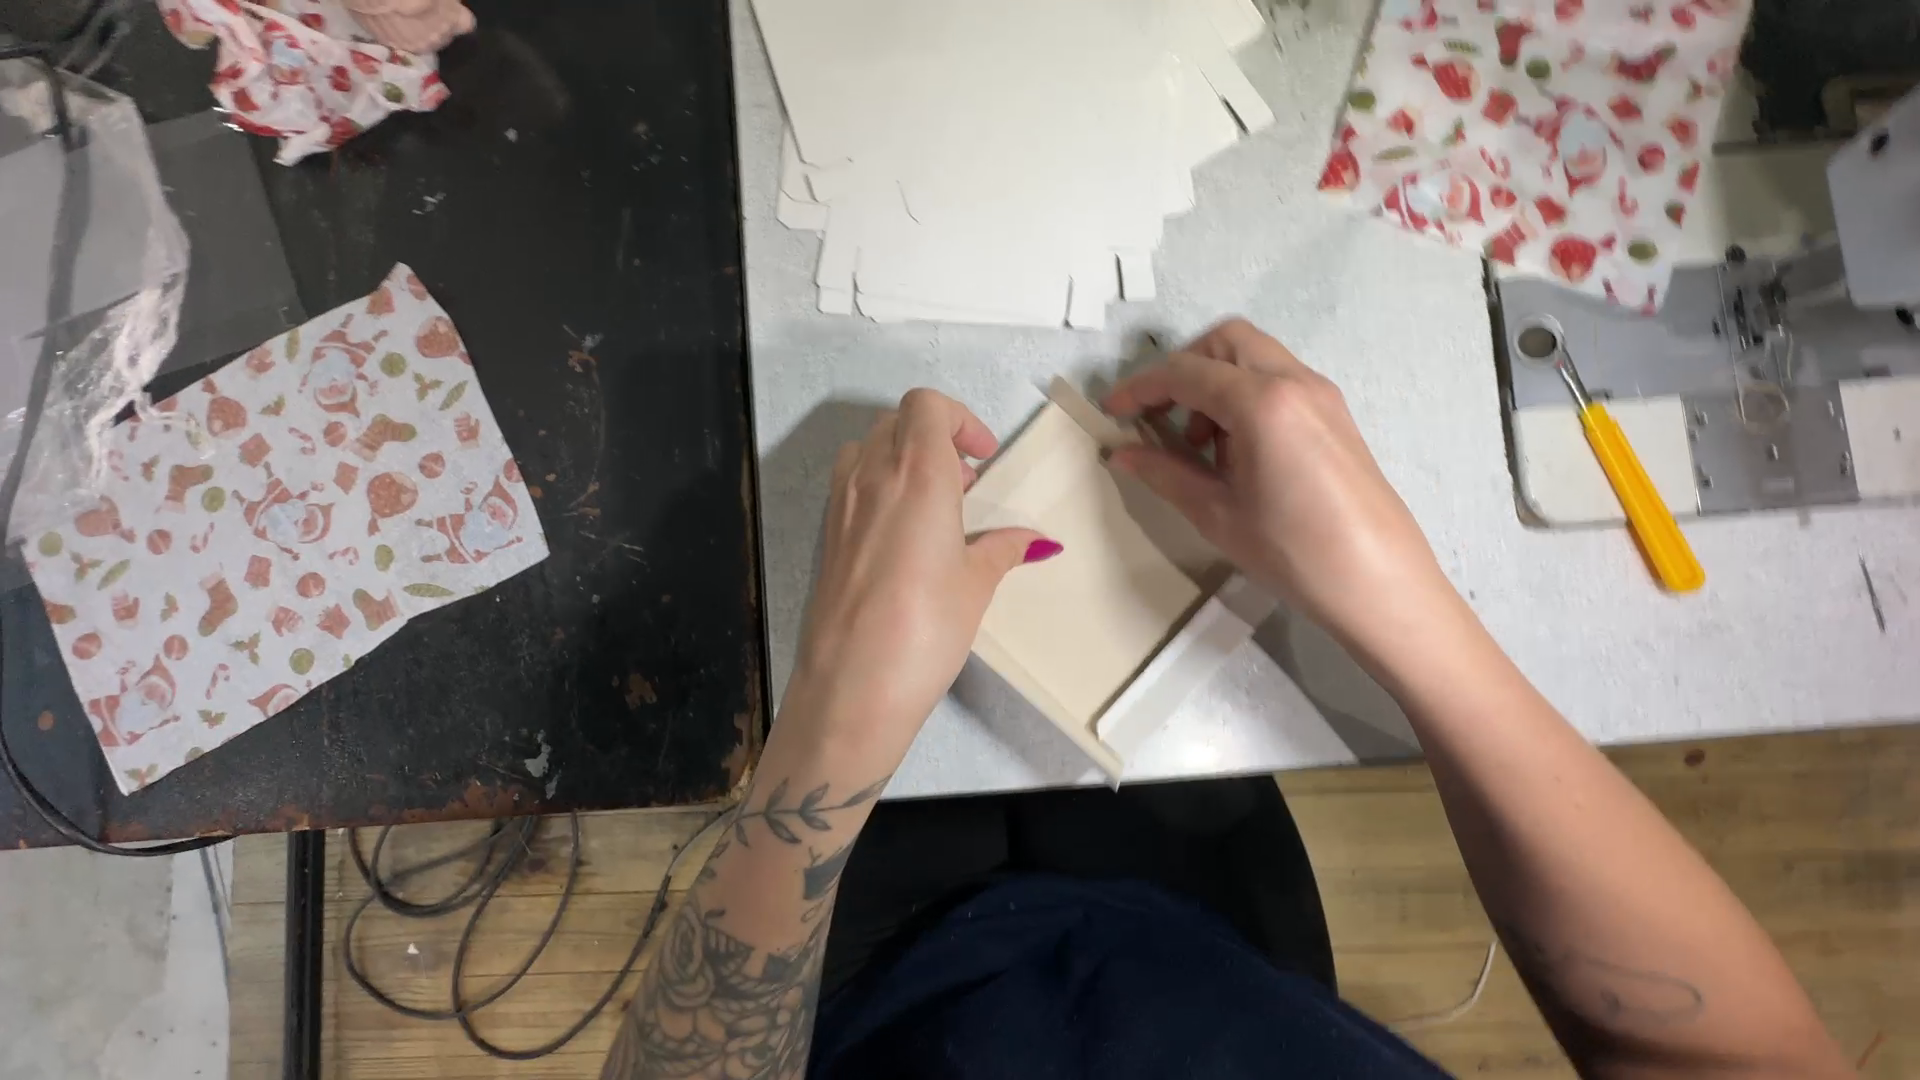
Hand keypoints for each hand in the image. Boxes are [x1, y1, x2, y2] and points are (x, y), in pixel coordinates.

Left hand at [783, 390, 1053, 756]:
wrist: (851, 685)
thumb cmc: (926, 629)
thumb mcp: (975, 586)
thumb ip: (1002, 550)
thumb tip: (1036, 542)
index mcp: (917, 474)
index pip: (927, 406)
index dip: (960, 420)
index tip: (983, 458)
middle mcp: (871, 476)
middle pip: (898, 421)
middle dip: (936, 437)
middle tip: (965, 482)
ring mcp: (840, 504)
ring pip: (868, 447)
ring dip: (902, 456)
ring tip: (932, 503)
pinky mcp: (825, 534)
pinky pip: (851, 483)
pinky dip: (878, 485)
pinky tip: (901, 536)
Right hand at [1103, 319, 1456, 666]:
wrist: (1378, 582)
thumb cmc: (1291, 550)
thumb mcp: (1215, 513)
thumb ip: (1164, 472)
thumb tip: (1122, 453)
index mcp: (1261, 403)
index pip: (1186, 373)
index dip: (1140, 388)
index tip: (1111, 410)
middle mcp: (1295, 382)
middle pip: (1225, 341)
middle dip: (1182, 368)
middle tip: (1158, 414)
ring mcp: (1321, 394)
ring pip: (1254, 358)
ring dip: (1214, 382)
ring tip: (1200, 445)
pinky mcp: (1334, 414)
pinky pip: (1278, 381)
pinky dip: (1244, 395)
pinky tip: (1236, 451)